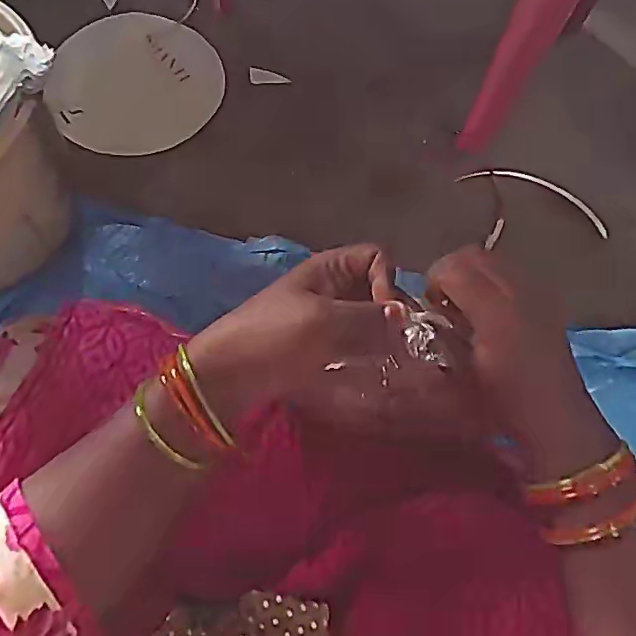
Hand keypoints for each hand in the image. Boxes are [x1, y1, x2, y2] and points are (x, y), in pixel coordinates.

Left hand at [184, 245, 403, 419]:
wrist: (226, 377)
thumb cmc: (272, 336)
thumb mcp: (324, 320)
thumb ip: (371, 318)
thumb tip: (409, 321)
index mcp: (329, 269)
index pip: (377, 258)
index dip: (388, 280)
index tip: (389, 314)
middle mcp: (333, 289)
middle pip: (379, 292)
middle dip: (395, 316)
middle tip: (404, 347)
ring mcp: (328, 321)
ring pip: (373, 323)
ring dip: (387, 341)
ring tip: (397, 365)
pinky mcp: (324, 351)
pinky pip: (360, 348)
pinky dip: (372, 358)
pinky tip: (379, 377)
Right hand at [425, 246, 611, 470]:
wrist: (557, 419)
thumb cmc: (504, 402)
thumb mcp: (462, 370)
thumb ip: (441, 333)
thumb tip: (429, 311)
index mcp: (495, 310)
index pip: (453, 269)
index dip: (434, 281)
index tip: (430, 304)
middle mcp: (519, 292)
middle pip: (473, 255)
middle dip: (450, 271)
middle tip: (442, 301)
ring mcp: (537, 293)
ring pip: (493, 260)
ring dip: (471, 274)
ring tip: (464, 305)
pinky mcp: (547, 301)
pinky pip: (510, 273)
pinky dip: (492, 280)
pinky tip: (488, 311)